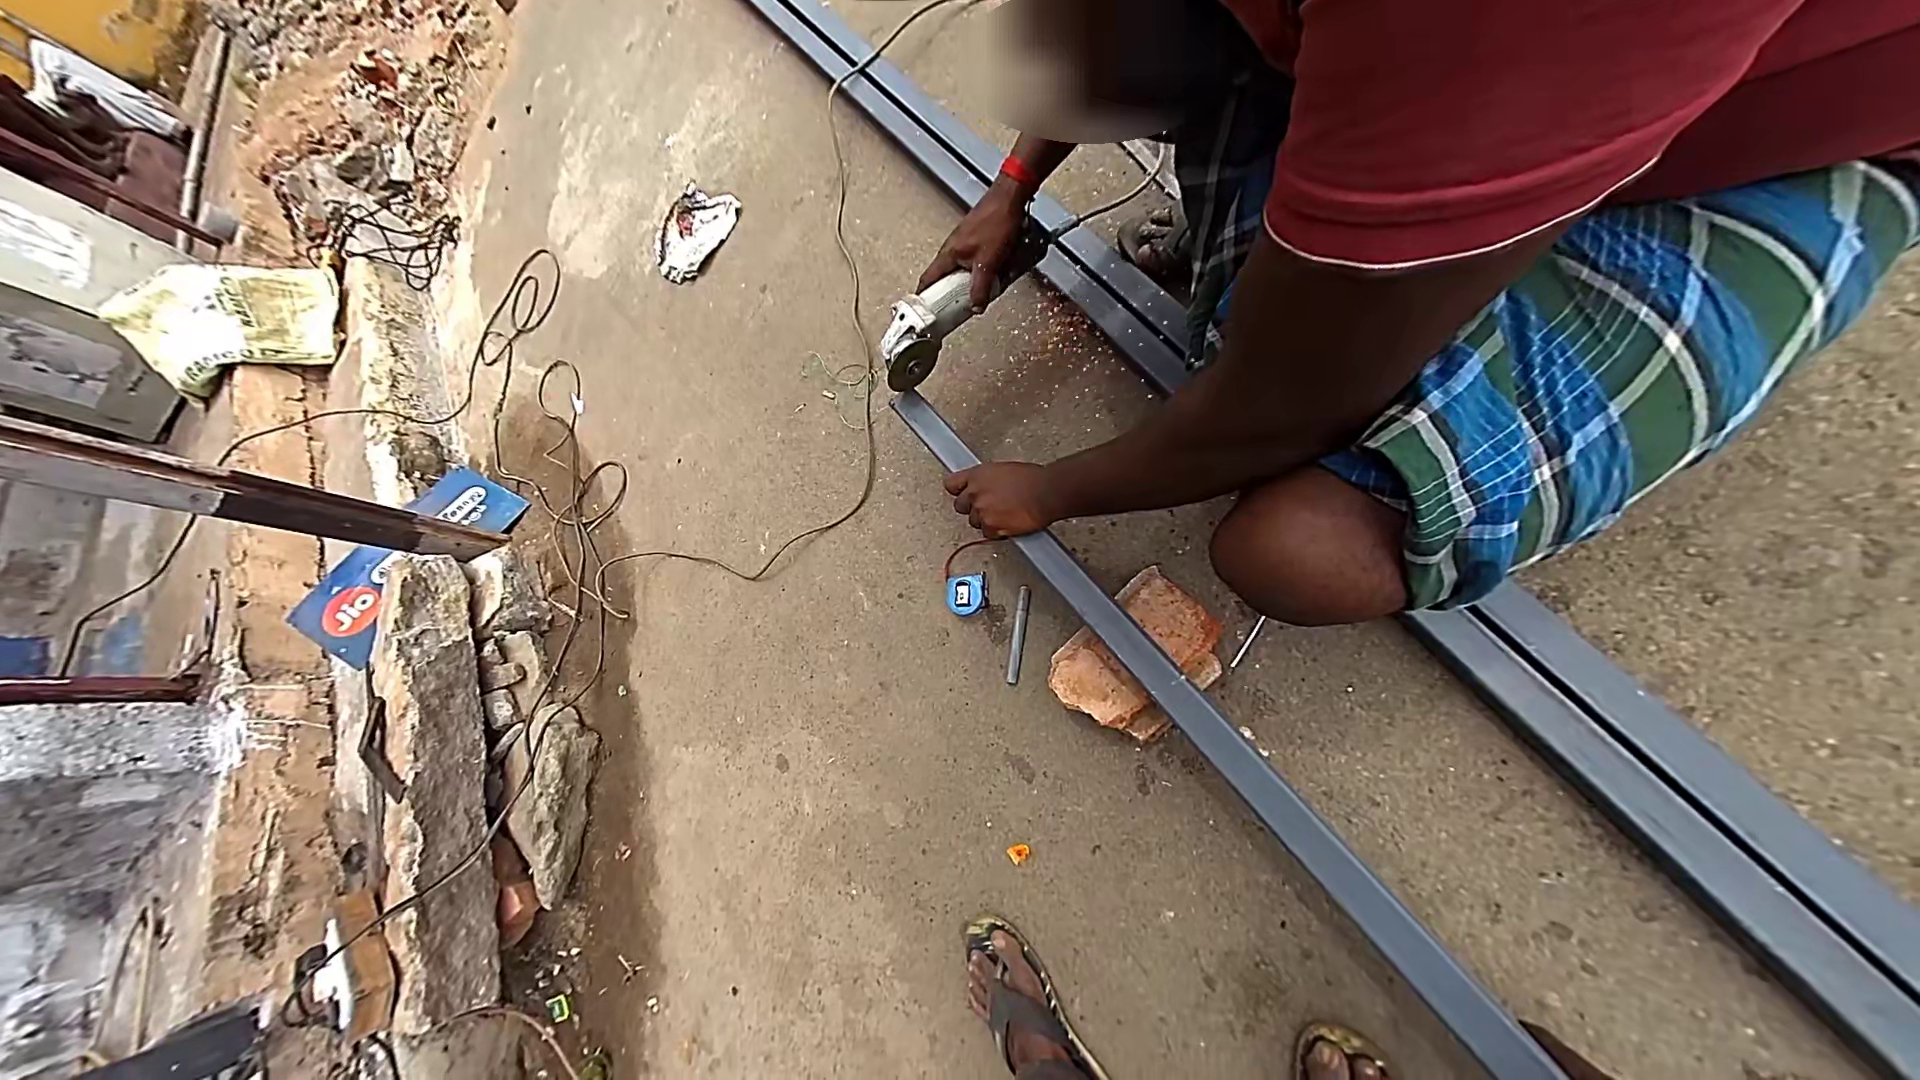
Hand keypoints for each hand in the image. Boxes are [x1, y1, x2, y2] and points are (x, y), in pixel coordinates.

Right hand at [918, 178, 1028, 312]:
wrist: (1010, 198)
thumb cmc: (996, 221)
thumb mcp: (988, 264)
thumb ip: (981, 289)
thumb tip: (976, 307)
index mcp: (948, 254)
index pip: (927, 279)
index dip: (923, 297)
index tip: (924, 310)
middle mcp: (952, 249)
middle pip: (944, 279)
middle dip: (950, 295)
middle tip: (954, 308)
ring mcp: (964, 244)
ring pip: (960, 271)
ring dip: (967, 284)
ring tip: (976, 294)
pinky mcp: (976, 240)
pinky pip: (973, 263)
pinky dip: (978, 273)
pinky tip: (990, 277)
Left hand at [944, 462, 1058, 537]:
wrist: (1045, 493)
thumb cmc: (1032, 480)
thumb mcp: (1003, 470)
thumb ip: (988, 479)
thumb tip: (986, 486)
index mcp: (977, 475)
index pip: (952, 484)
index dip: (958, 491)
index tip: (961, 494)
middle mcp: (975, 493)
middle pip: (959, 506)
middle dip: (971, 507)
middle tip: (987, 506)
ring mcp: (981, 511)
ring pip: (974, 522)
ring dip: (985, 520)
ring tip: (1003, 514)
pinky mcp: (991, 527)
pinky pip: (987, 533)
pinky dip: (996, 531)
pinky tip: (1007, 523)